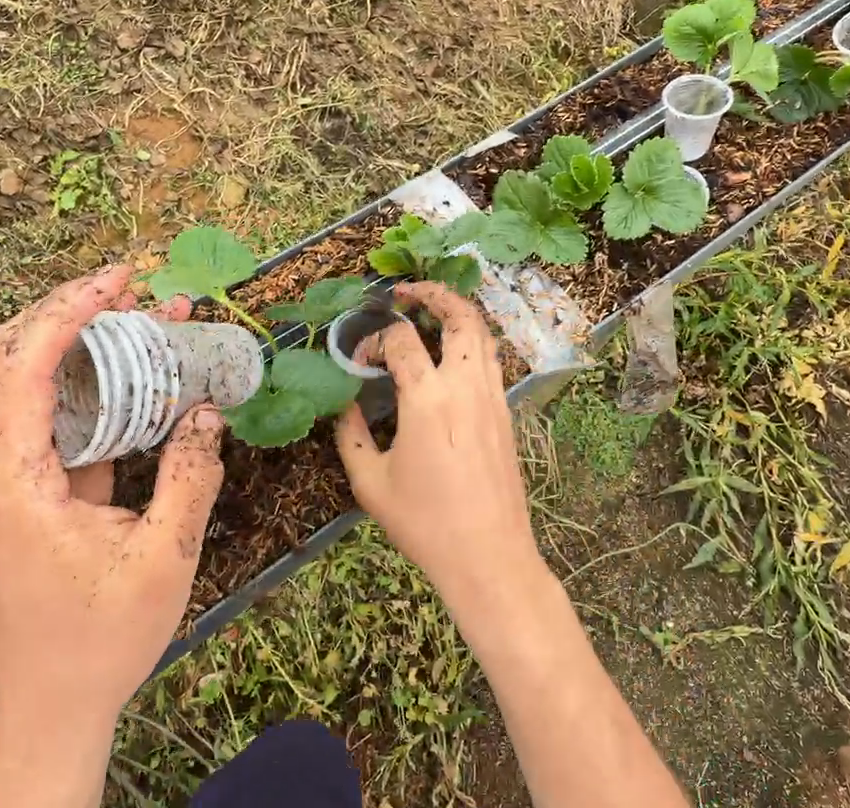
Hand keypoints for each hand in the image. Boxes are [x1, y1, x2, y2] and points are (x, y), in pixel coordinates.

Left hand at [0, 265, 225, 730]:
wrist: (55, 703)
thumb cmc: (100, 641)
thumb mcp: (162, 560)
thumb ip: (189, 478)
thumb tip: (208, 410)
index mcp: (17, 479)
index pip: (24, 367)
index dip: (68, 312)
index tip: (120, 280)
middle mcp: (3, 465)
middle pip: (11, 356)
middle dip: (69, 310)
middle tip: (132, 288)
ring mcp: (18, 474)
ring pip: (36, 381)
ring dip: (89, 344)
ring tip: (153, 320)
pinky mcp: (40, 486)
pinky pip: (64, 416)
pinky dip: (101, 386)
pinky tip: (149, 378)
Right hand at [333, 281, 543, 610]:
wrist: (489, 556)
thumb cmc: (425, 523)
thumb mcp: (370, 484)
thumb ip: (350, 436)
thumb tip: (344, 406)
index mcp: (428, 400)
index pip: (401, 340)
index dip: (374, 338)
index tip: (357, 359)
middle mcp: (465, 387)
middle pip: (460, 316)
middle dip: (433, 294)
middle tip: (405, 293)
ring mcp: (492, 398)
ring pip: (483, 335)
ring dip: (458, 313)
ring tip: (431, 311)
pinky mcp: (506, 414)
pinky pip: (491, 360)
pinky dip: (471, 342)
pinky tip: (451, 355)